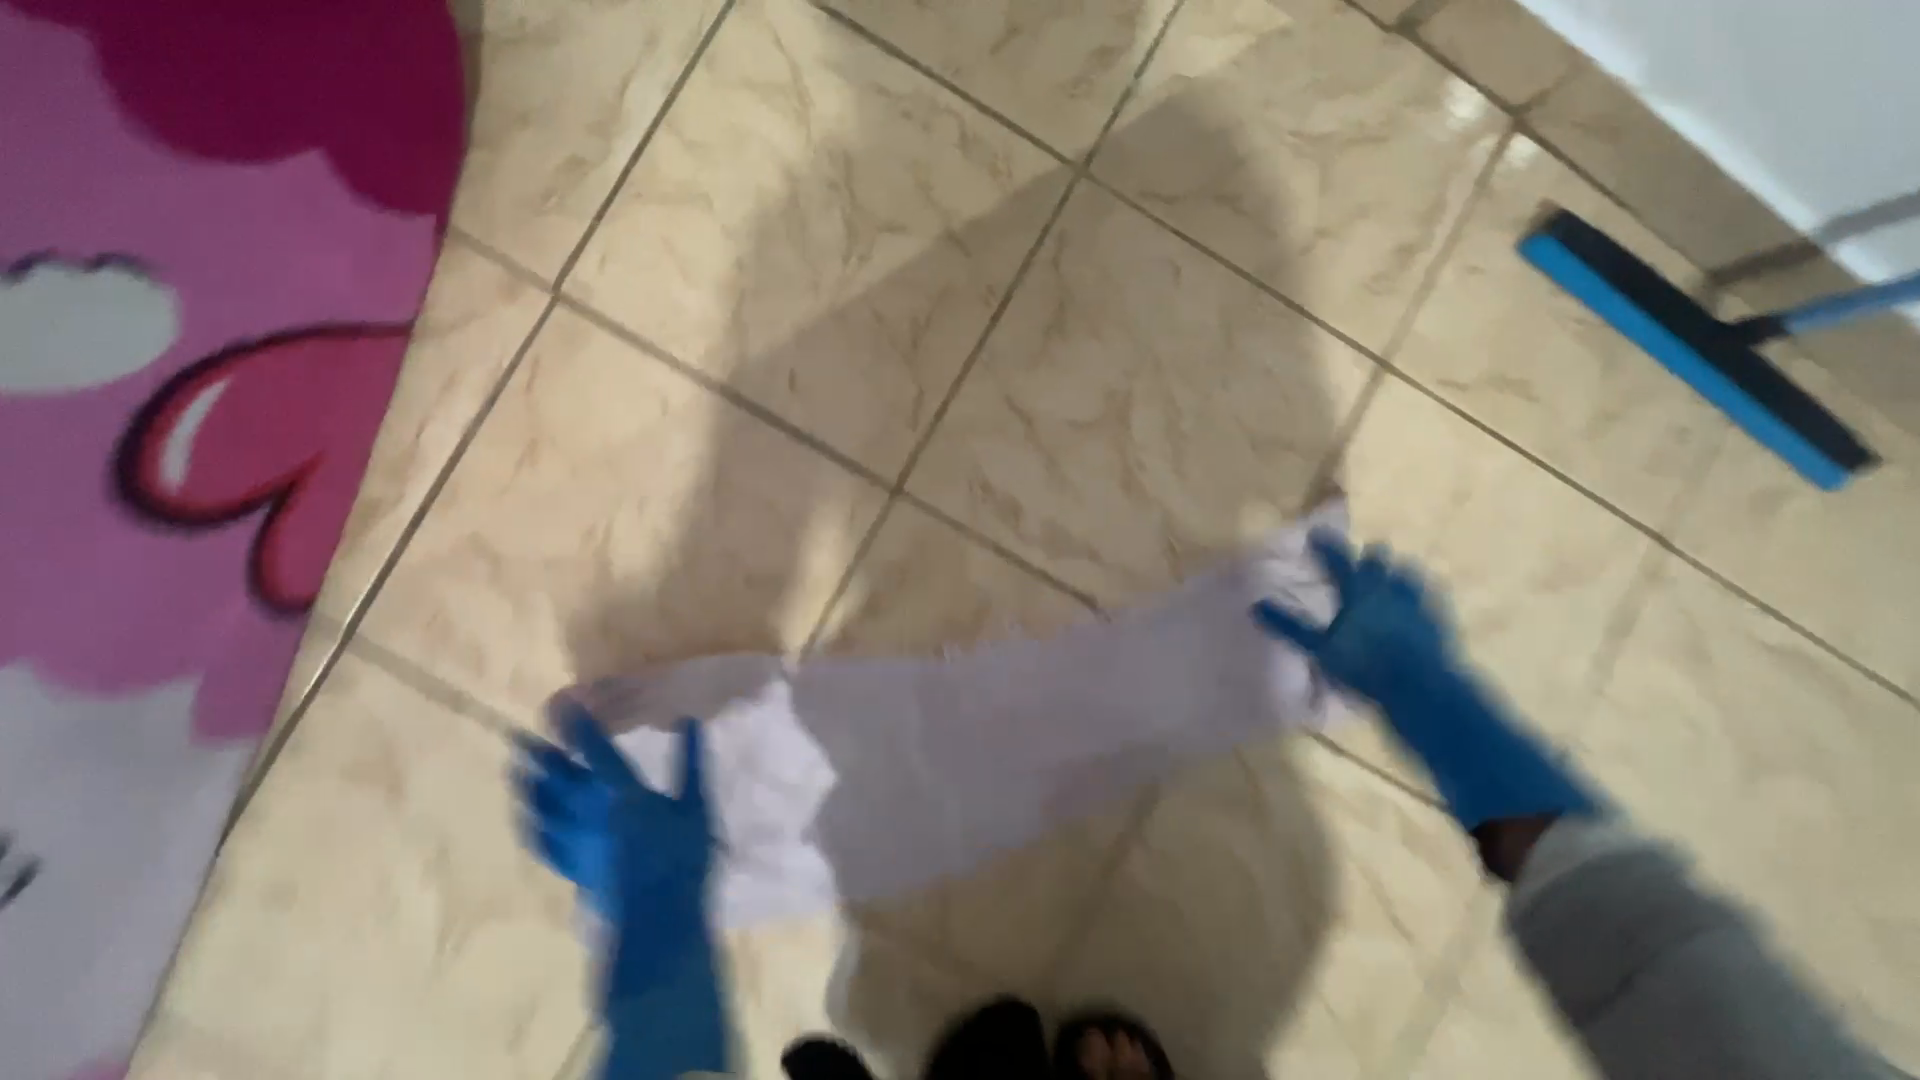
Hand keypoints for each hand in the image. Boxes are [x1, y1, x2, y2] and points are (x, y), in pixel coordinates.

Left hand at [515, 705, 713, 1002]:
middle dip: (538, 754)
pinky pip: (541, 840)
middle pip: (556, 776)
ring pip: (541, 806)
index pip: (594, 748)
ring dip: (527, 784)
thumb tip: (689, 721)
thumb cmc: (683, 857)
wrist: (657, 917)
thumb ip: (691, 762)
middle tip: (521, 736)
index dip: (577, 725)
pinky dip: (531, 823)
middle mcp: (589, 810)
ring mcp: (574, 840)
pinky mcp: (569, 865)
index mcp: (622, 791)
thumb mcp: (696, 805)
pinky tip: (527, 817)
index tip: (562, 706)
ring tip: (515, 769)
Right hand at [1253, 530, 1598, 833]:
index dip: (1325, 545)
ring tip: (1390, 576)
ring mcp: (1418, 602)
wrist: (1425, 691)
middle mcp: (1389, 587)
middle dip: (1368, 558)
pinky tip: (1418, 603)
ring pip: (1406, 574)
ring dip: (1395, 573)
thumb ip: (1290, 627)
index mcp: (1358, 590)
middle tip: (1360, 559)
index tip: (1316, 532)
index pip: (1337, 559)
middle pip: (1378, 560)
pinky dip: (1419, 596)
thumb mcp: (1320, 650)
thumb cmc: (1365, 668)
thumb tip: (1255, 606)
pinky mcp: (1440, 620)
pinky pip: (1429, 597)